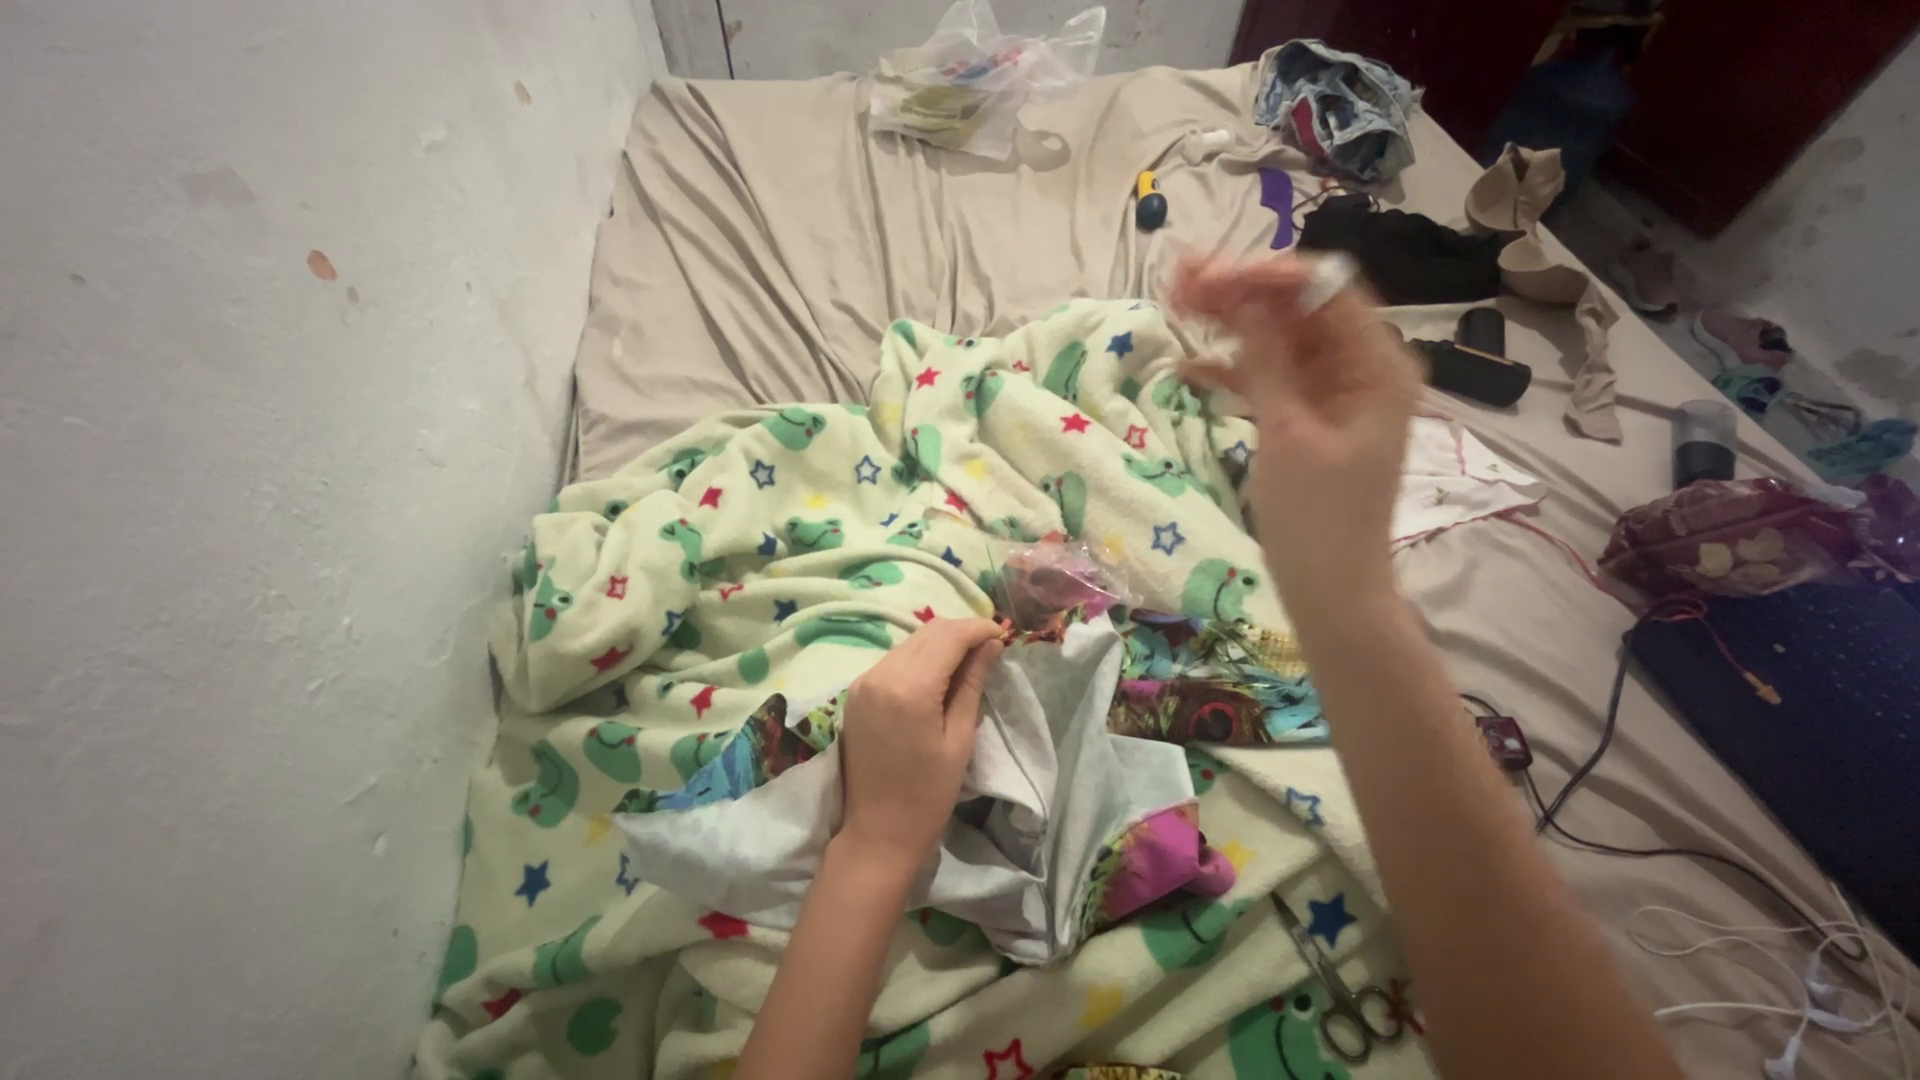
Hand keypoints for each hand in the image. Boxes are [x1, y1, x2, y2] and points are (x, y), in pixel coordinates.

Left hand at [836, 617, 1004, 870]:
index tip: (1003, 635)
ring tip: (969, 659)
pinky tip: (939, 672)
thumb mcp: (960, 737)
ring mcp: (864, 681)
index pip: (949, 636)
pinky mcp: (856, 691)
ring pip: (910, 642)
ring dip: (940, 642)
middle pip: (928, 632)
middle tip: (990, 646)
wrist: (878, 830)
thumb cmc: (928, 792)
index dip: (979, 629)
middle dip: (962, 632)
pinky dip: (919, 656)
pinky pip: (894, 659)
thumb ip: (972, 683)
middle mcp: (881, 674)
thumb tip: (992, 644)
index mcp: (910, 688)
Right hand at [1170, 255, 1420, 619]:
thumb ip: (1267, 362)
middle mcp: (1361, 368)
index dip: (1264, 275)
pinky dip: (1234, 368)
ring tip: (1175, 309)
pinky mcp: (1307, 417)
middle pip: (1299, 309)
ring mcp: (1333, 392)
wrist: (1330, 590)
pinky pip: (1271, 376)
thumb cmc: (1317, 521)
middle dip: (1241, 292)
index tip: (1206, 275)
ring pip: (1279, 338)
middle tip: (1178, 282)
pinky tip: (1190, 368)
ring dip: (1231, 323)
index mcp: (1376, 367)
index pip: (1324, 291)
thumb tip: (1243, 298)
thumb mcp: (1287, 435)